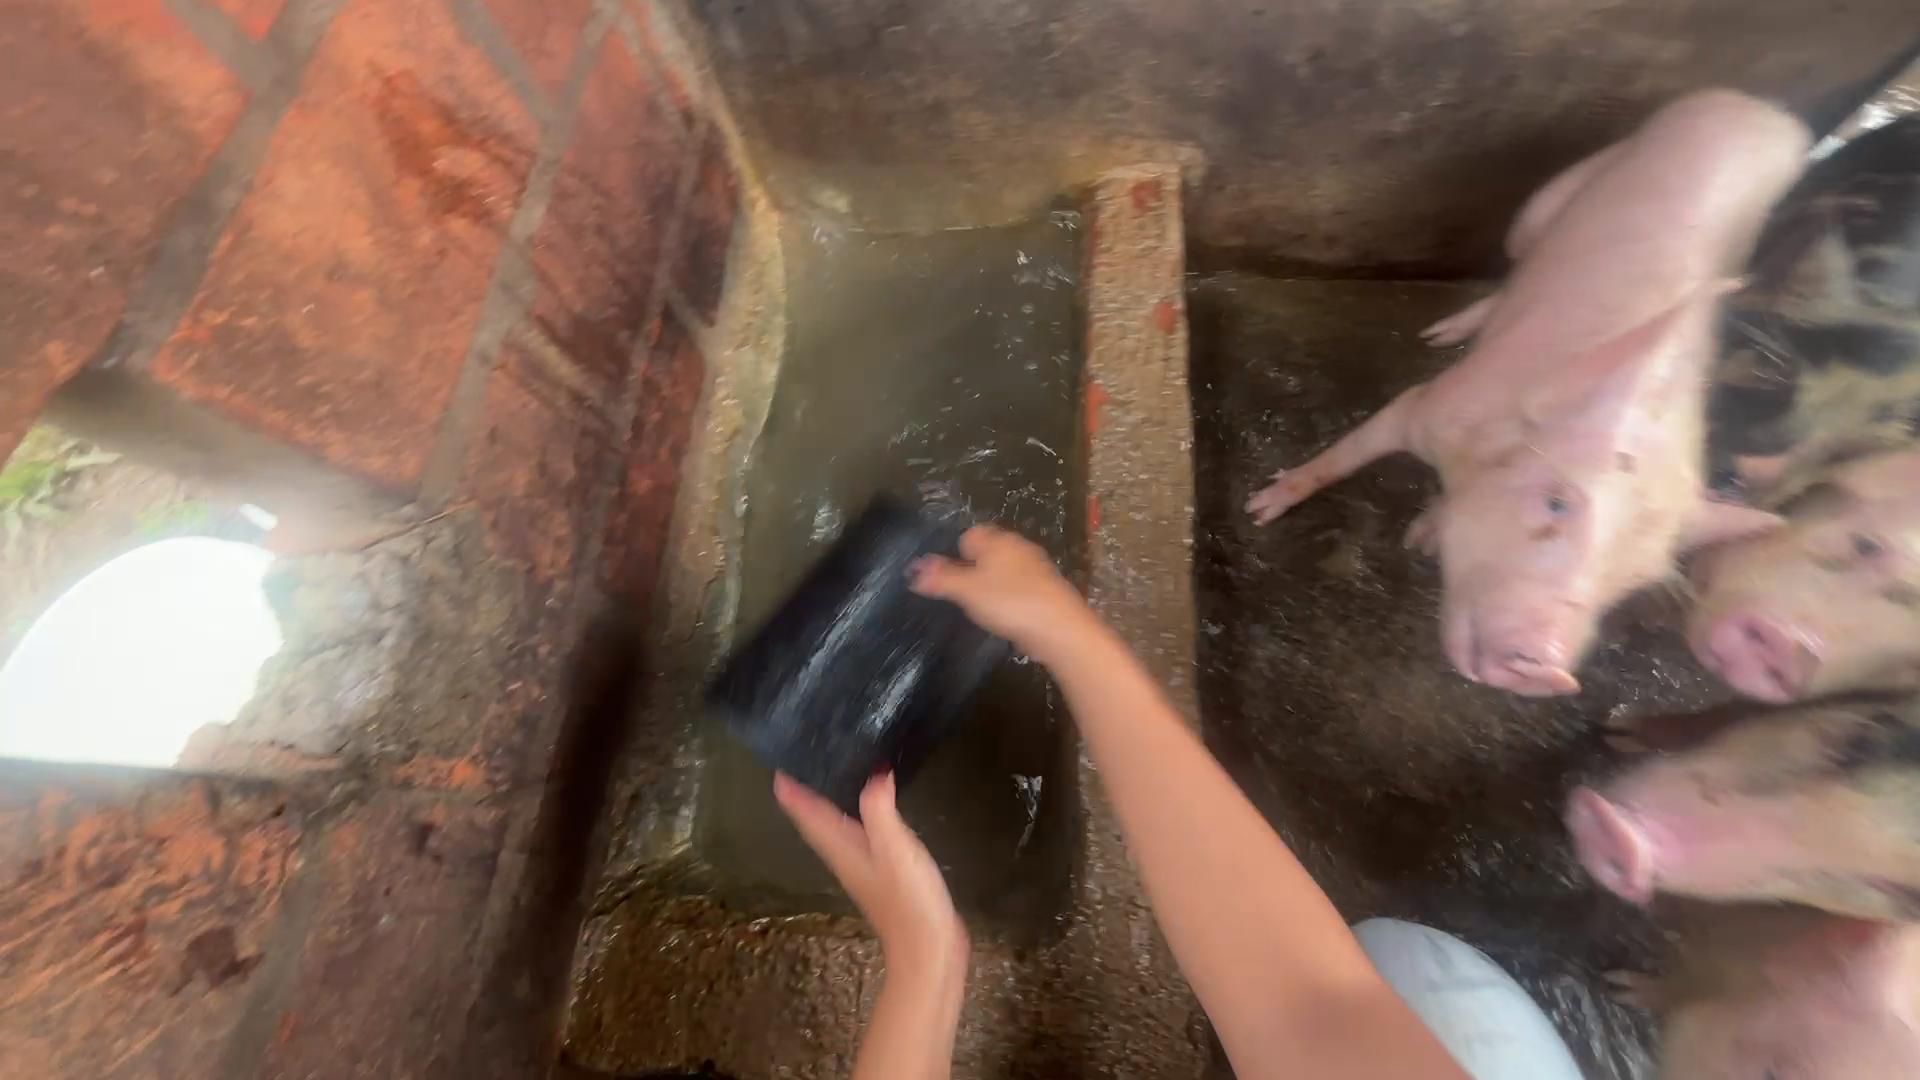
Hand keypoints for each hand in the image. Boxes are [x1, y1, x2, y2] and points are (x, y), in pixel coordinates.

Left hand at [775, 771, 966, 970]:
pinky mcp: (880, 872)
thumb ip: (879, 807)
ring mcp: (861, 865)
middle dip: (805, 792)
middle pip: (815, 820)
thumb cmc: (907, 897)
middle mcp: (844, 855)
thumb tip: (874, 771)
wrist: (927, 949)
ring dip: (826, 802)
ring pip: (834, 827)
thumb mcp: (893, 845)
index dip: (792, 789)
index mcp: (840, 846)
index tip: (781, 762)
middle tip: (803, 760)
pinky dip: (853, 814)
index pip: (807, 813)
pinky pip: (856, 834)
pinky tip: (867, 807)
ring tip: (829, 775)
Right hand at [909, 526, 1094, 661]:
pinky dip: (1009, 599)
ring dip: (991, 586)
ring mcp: (1035, 568)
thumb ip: (939, 578)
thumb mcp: (966, 590)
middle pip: (987, 551)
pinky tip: (1006, 617)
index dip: (955, 553)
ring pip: (1004, 570)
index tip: (948, 578)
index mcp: (998, 541)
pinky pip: (1019, 588)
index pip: (969, 534)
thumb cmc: (1010, 602)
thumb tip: (913, 569)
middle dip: (972, 569)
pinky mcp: (1045, 589)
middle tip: (962, 594)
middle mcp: (1018, 547)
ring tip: (982, 609)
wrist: (1060, 628)